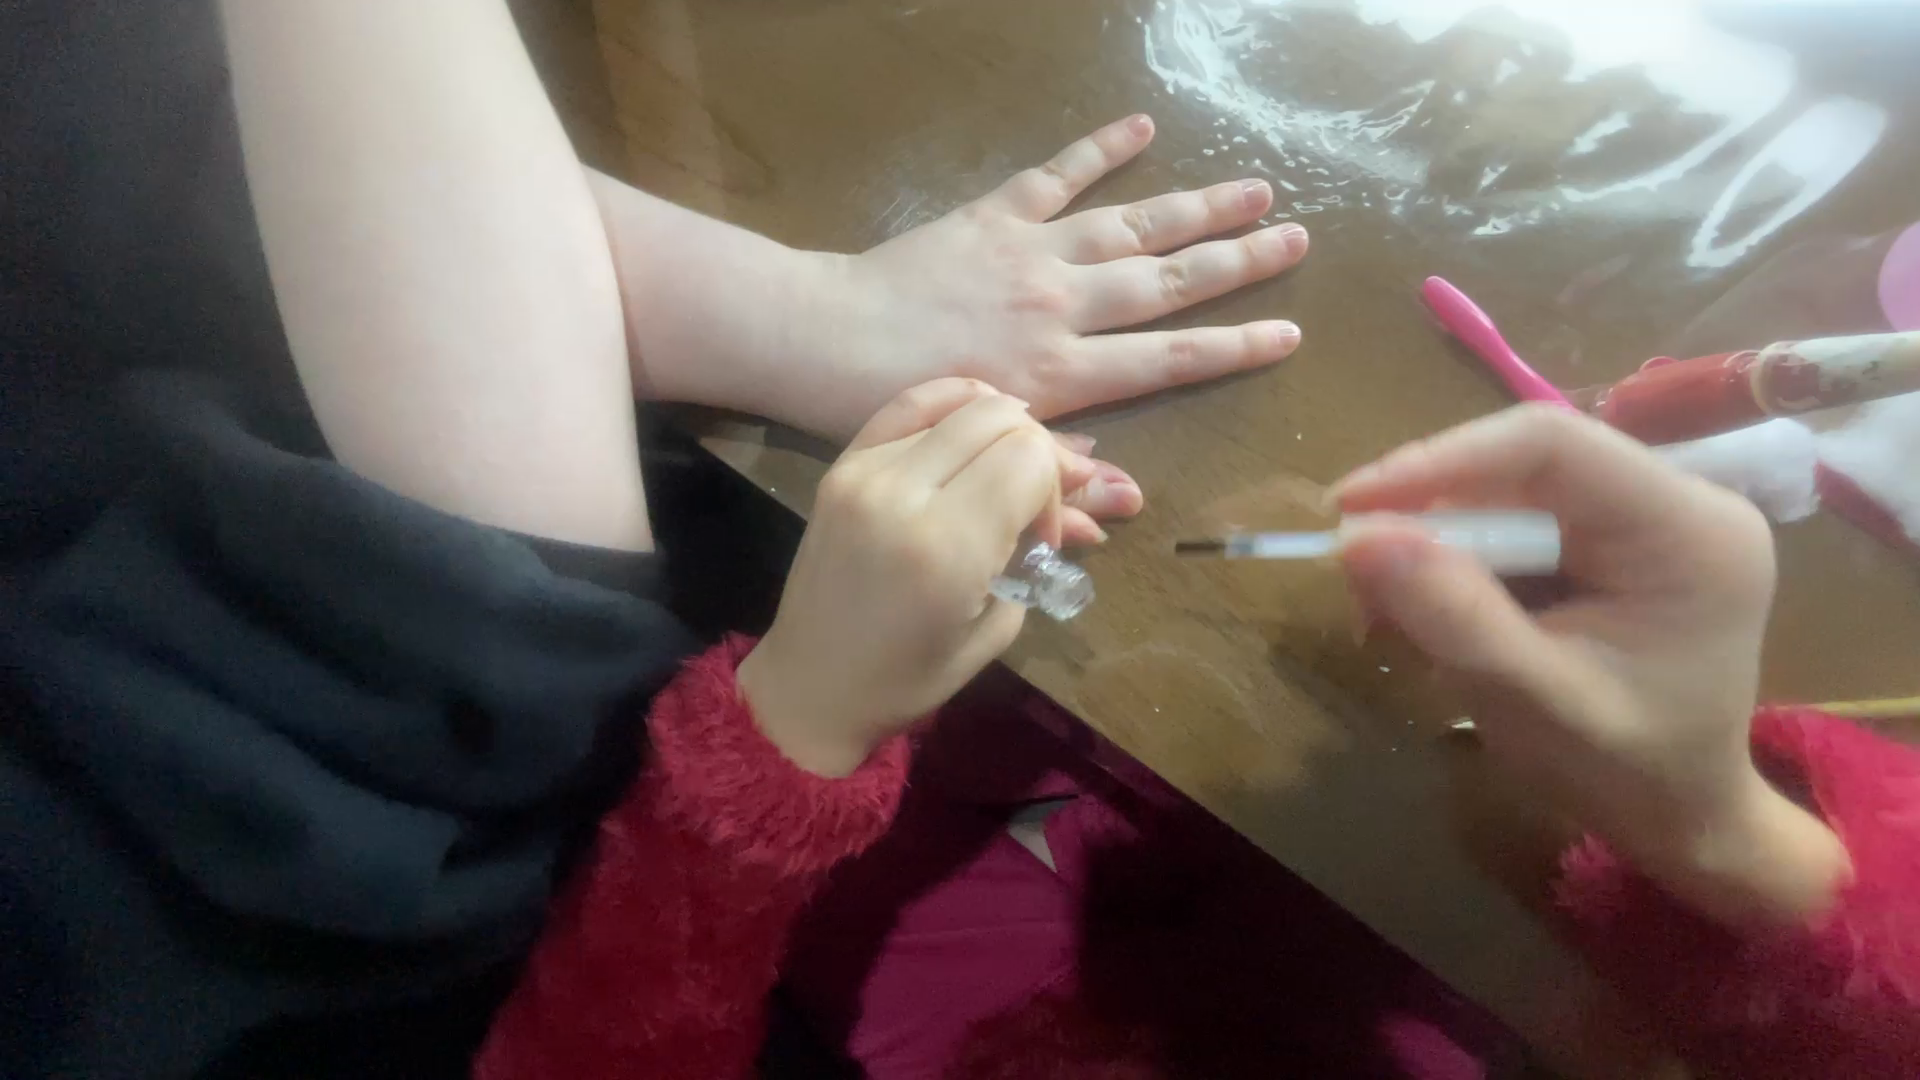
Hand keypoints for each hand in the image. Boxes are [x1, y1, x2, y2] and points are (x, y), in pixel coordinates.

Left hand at [737, 380, 1066, 775]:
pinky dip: (954, 401)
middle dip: (1038, 451)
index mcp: (947, 547)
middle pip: (1002, 421)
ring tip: (1012, 462)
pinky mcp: (842, 464)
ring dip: (1003, 427)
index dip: (1055, 489)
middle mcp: (902, 493)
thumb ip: (1041, 548)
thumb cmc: (910, 678)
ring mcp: (864, 471)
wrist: (813, 685)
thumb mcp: (996, 623)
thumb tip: (1099, 492)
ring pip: (961, 405)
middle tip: (1034, 499)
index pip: (1030, 459)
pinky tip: (979, 415)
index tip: (1041, 536)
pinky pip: (909, 404)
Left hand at [794, 114, 1308, 437]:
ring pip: (1131, 226)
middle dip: (1238, 262)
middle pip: (1167, 283)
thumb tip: (1129, 499)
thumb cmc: (898, 409)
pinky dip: (1099, 150)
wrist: (826, 343)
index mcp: (1061, 373)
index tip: (1289, 331)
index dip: (1234, 347)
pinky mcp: (993, 215)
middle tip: (1298, 237)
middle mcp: (1062, 306)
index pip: (1168, 359)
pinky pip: (1057, 176)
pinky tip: (1142, 129)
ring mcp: (1031, 253)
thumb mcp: (980, 454)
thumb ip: (1055, 471)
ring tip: (1256, 188)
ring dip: (1196, 207)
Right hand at [1334, 406, 1848, 923]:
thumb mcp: (1530, 698)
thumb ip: (1453, 617)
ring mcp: (1619, 515)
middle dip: (1418, 514)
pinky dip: (1429, 562)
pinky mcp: (1581, 536)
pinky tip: (1411, 611)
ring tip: (1379, 614)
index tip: (1347, 506)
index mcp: (1685, 530)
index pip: (1548, 447)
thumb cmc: (1618, 767)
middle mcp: (1660, 500)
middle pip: (1508, 465)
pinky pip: (1483, 521)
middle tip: (1350, 571)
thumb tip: (1355, 538)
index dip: (1437, 461)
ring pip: (1483, 492)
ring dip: (1415, 544)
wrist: (1664, 807)